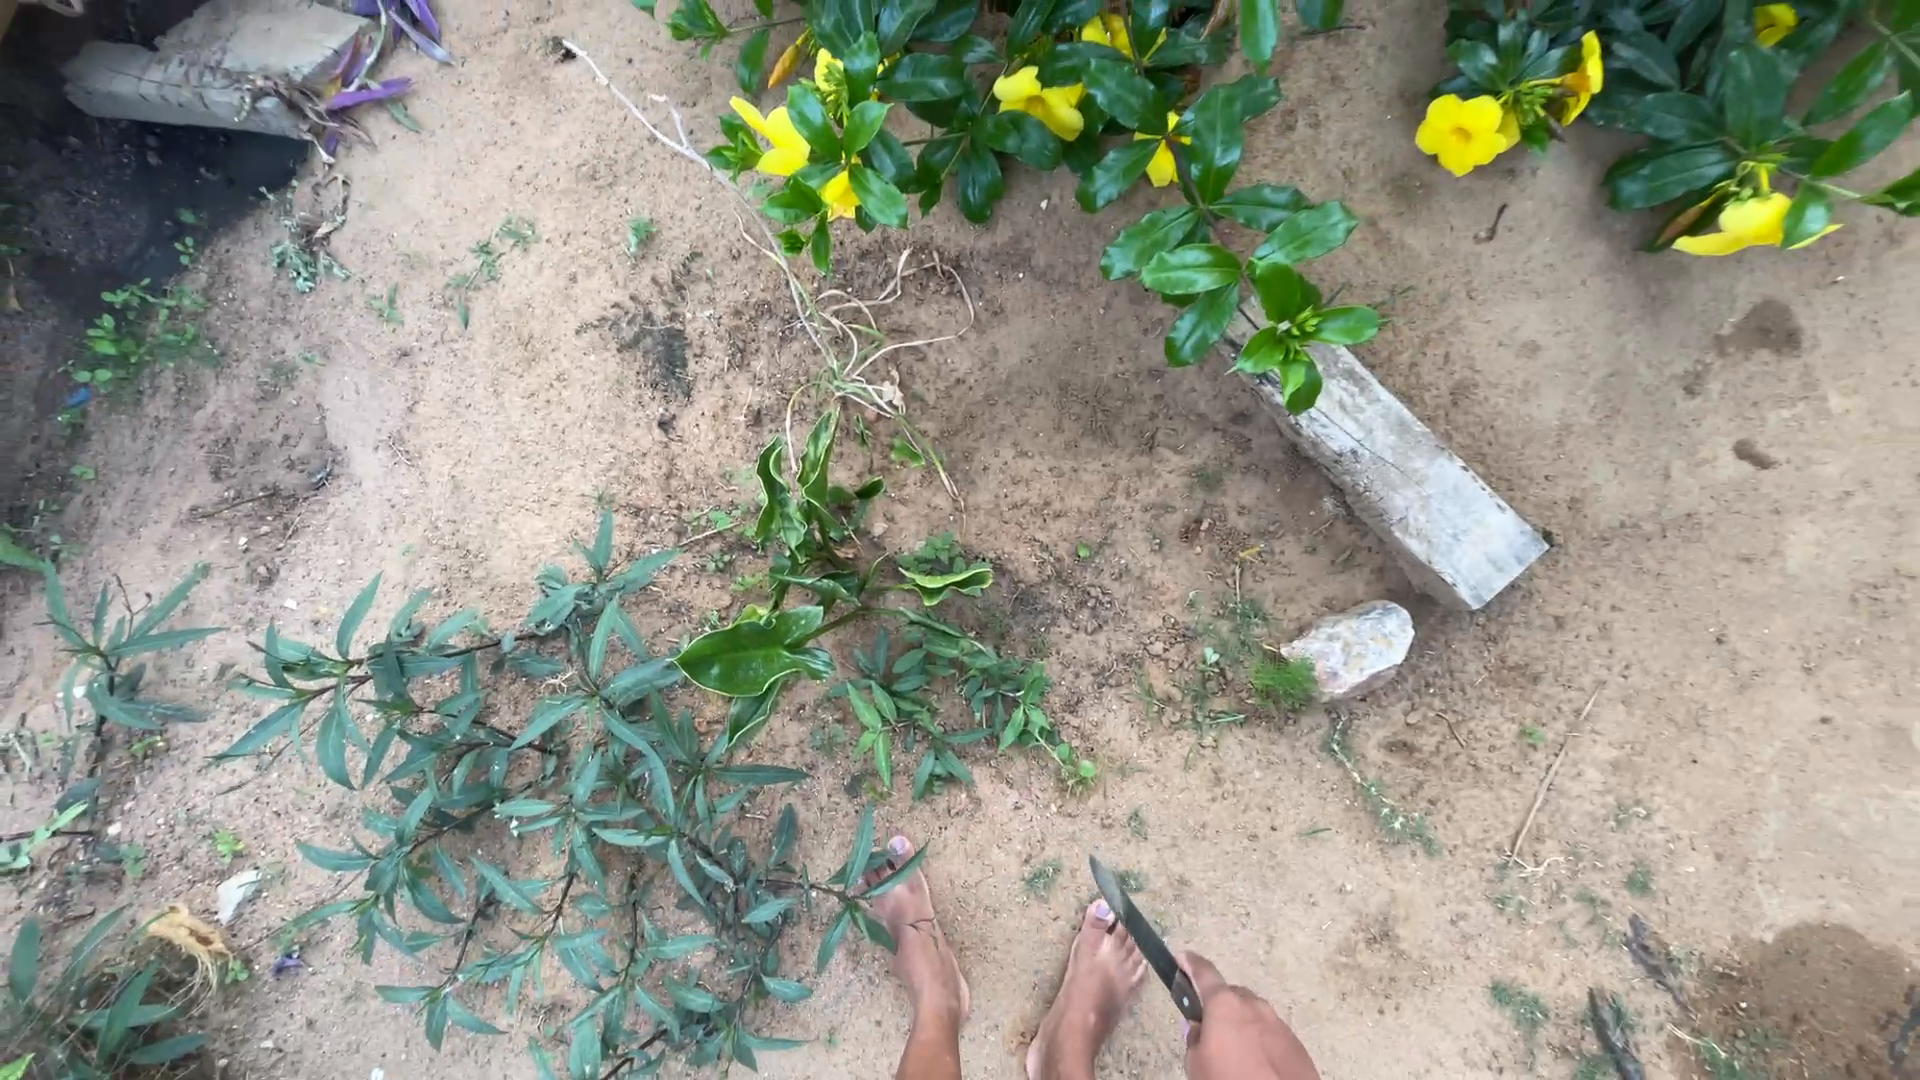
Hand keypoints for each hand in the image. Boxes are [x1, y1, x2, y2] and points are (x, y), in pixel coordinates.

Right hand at [1180, 952, 1321, 1079]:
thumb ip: (1194, 1040)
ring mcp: (1278, 1024)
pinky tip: (1260, 1065)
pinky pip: (1273, 1035)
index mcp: (1224, 1004)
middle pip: (1232, 997)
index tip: (1182, 957)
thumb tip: (1200, 1029)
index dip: (1190, 963)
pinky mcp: (1298, 1045)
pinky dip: (1263, 1043)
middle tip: (1213, 1031)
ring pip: (1254, 1016)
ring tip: (1239, 1054)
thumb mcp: (1196, 1065)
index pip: (1204, 972)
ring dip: (1244, 1026)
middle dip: (1221, 1008)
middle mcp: (1253, 1005)